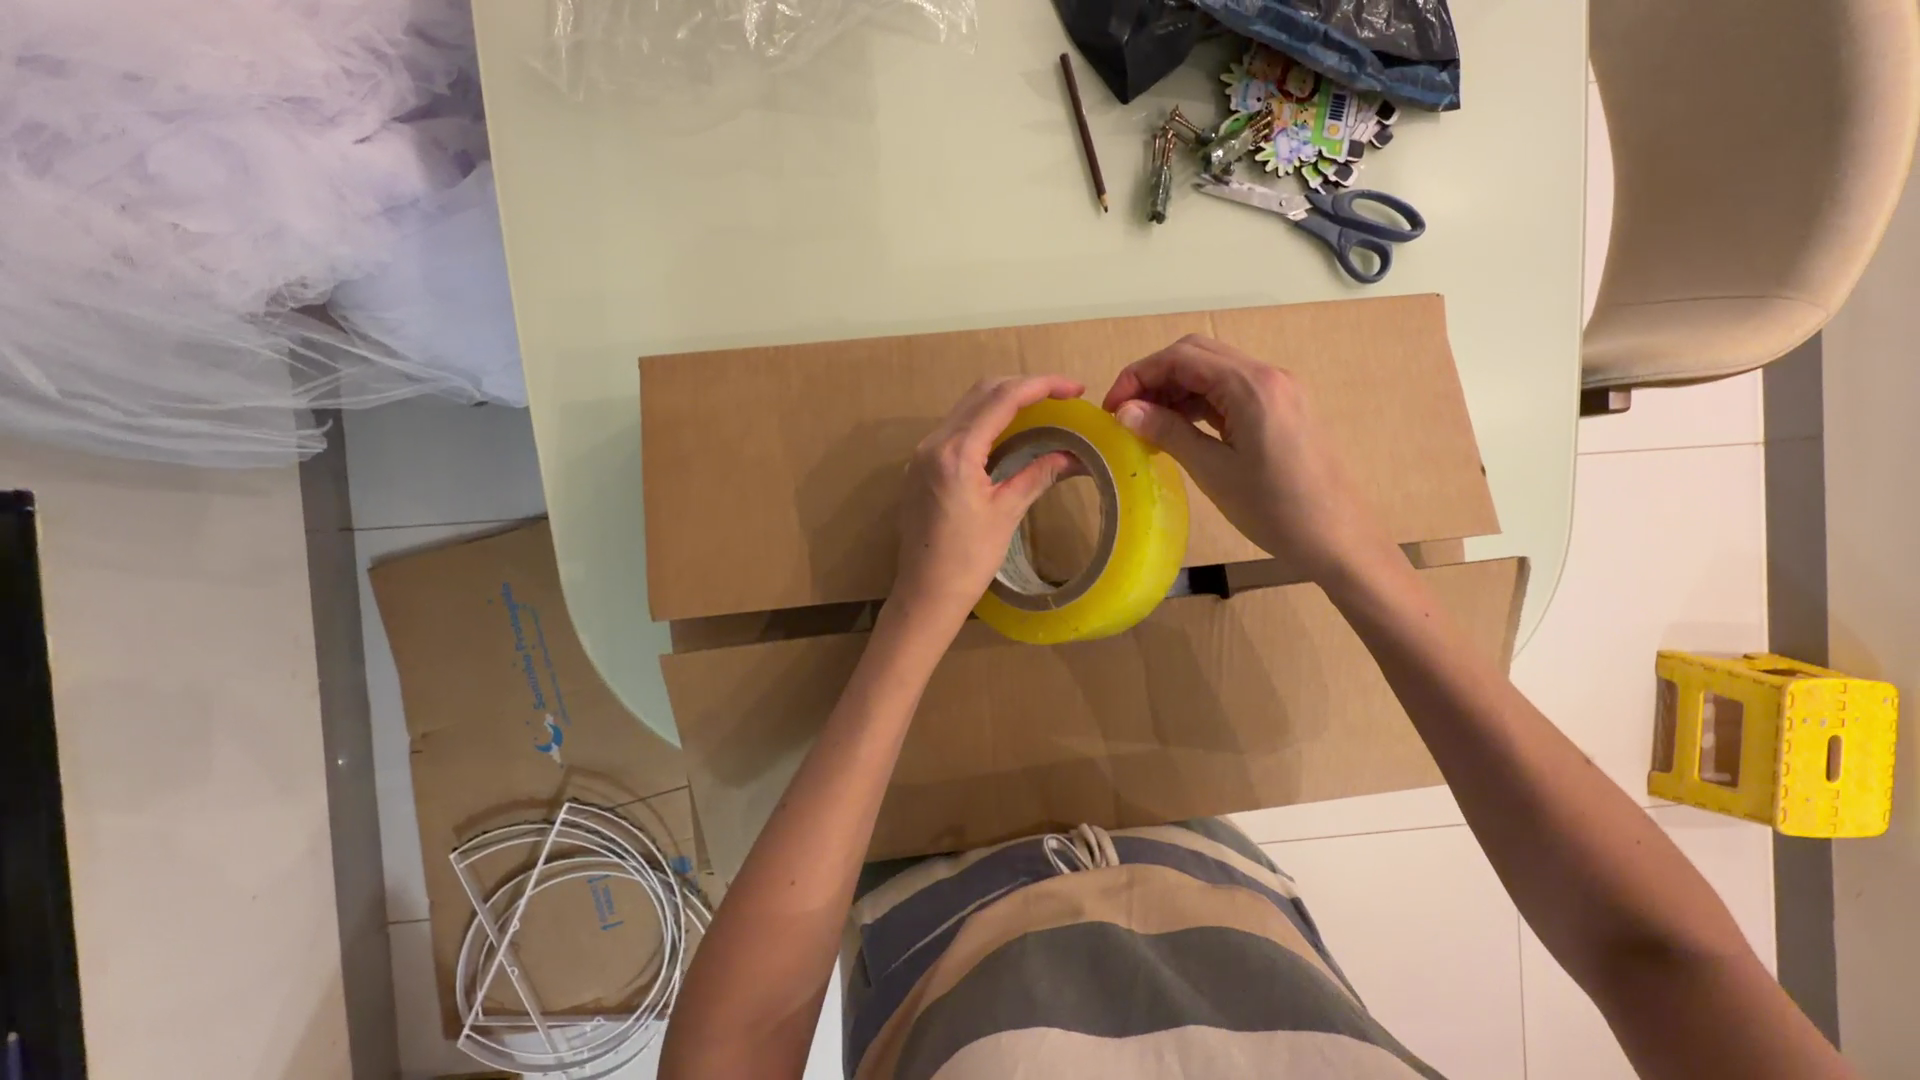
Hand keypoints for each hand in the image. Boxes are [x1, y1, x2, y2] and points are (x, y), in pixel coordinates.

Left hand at [892, 375, 1085, 631]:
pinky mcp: (921, 466)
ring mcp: (923, 453)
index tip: (1075, 389)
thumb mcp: (1006, 513)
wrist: (925, 593)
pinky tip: (1010, 432)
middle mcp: (933, 443)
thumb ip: (1037, 475)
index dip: (1042, 386)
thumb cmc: (967, 560)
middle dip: (1024, 386)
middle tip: (1062, 396)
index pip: (1002, 399)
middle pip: (982, 393)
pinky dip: (985, 420)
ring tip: (1042, 408)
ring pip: (967, 407)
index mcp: (956, 452)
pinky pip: (956, 428)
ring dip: (1004, 400)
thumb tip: (1072, 456)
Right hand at [1103, 334, 1393, 580]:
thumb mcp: (1213, 471)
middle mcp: (1267, 375)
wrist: (1337, 537)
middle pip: (1196, 354)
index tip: (1111, 409)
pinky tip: (1179, 428)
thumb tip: (1124, 411)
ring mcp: (1279, 390)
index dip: (1138, 376)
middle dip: (1154, 377)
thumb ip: (1168, 432)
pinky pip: (1231, 390)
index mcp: (1251, 386)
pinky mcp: (1282, 408)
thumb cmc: (1274, 510)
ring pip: (1213, 370)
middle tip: (1126, 414)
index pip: (1181, 357)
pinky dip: (1199, 401)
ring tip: (1146, 425)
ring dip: (1175, 389)